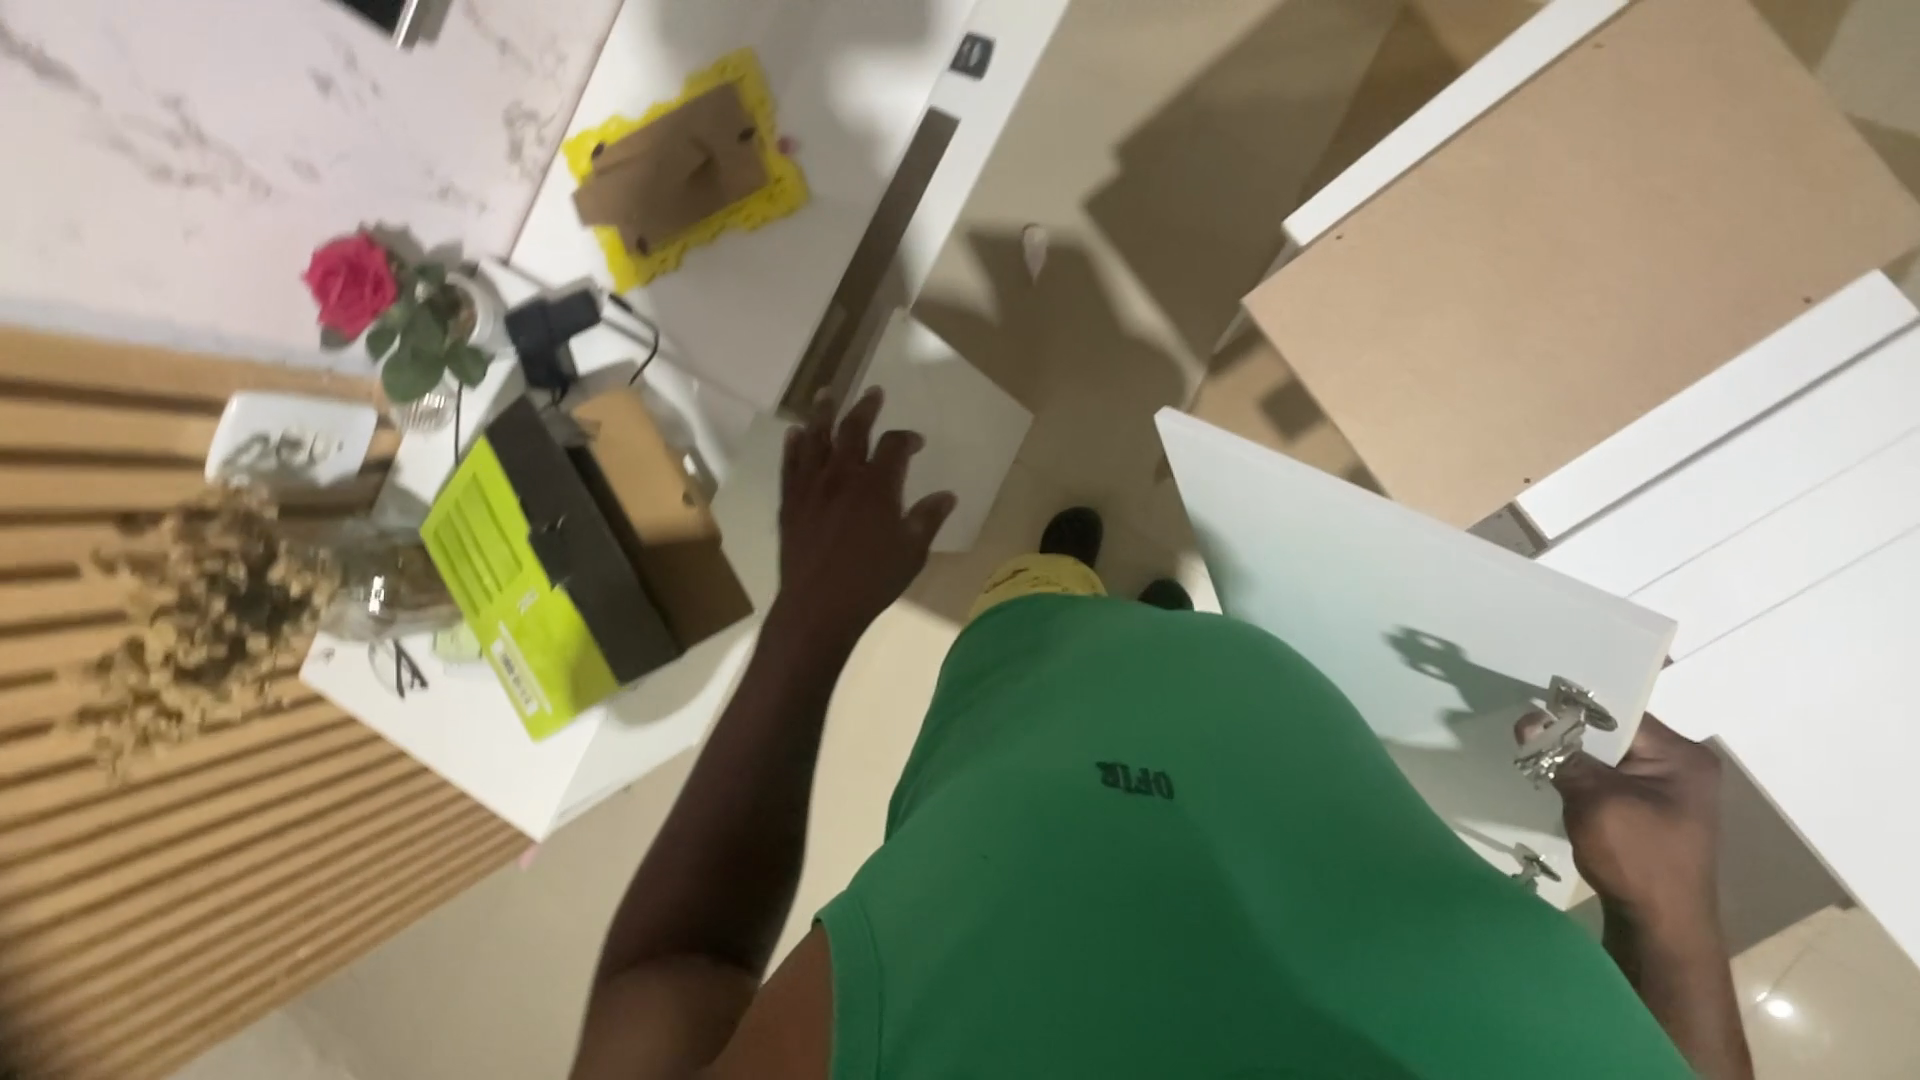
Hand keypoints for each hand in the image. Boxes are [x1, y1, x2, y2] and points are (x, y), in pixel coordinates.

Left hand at [773, 387, 955, 645]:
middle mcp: (843, 476)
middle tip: (873, 392)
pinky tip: (795, 434)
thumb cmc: (872, 580)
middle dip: (865, 408)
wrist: (819, 605)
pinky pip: (791, 464)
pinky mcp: (790, 502)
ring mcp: (812, 486)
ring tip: (827, 393)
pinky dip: (794, 445)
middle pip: (853, 429)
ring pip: (816, 438)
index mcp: (878, 486)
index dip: (907, 438)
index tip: (915, 442)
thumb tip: (947, 496)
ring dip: (823, 413)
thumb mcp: (912, 552)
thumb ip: (928, 518)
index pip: (894, 446)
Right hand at [1525, 713, 1723, 932]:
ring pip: (1605, 756)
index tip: (1531, 704)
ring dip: (1570, 756)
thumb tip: (1528, 720)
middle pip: (1611, 732)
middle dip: (1568, 732)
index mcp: (1682, 757)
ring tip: (1532, 750)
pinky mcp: (1648, 809)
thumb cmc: (1637, 857)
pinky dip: (1579, 775)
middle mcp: (1680, 766)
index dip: (1574, 708)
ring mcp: (1666, 790)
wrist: (1660, 924)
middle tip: (1524, 726)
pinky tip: (1552, 778)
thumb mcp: (1594, 800)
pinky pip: (1607, 777)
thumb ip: (1561, 756)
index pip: (1619, 713)